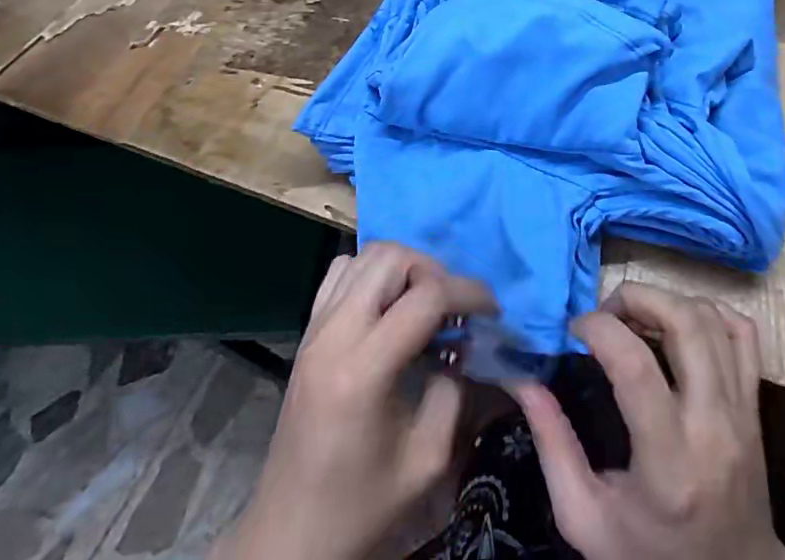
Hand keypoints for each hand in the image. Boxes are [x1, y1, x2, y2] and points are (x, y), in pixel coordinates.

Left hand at [212, 244, 495, 559]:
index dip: (468, 292)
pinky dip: (372, 274)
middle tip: (456, 306)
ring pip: (362, 256)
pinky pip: (339, 274)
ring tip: (426, 303)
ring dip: (402, 268)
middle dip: (433, 270)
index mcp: (363, 369)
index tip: (492, 309)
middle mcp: (333, 334)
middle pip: (389, 258)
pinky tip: (390, 307)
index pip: (425, 297)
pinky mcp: (306, 332)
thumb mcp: (427, 458)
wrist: (292, 528)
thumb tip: (464, 344)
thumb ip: (453, 390)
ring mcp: (314, 328)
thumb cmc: (363, 503)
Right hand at [510, 283, 784, 559]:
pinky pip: (745, 335)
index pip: (637, 366)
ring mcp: (743, 413)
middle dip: (635, 297)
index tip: (573, 331)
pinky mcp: (756, 407)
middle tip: (603, 315)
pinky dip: (709, 313)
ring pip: (714, 320)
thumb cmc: (651, 553)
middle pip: (686, 324)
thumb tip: (522, 381)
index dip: (599, 329)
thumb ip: (551, 444)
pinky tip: (676, 324)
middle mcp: (714, 427)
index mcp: (668, 462)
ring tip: (632, 318)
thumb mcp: (584, 517)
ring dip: (665, 301)